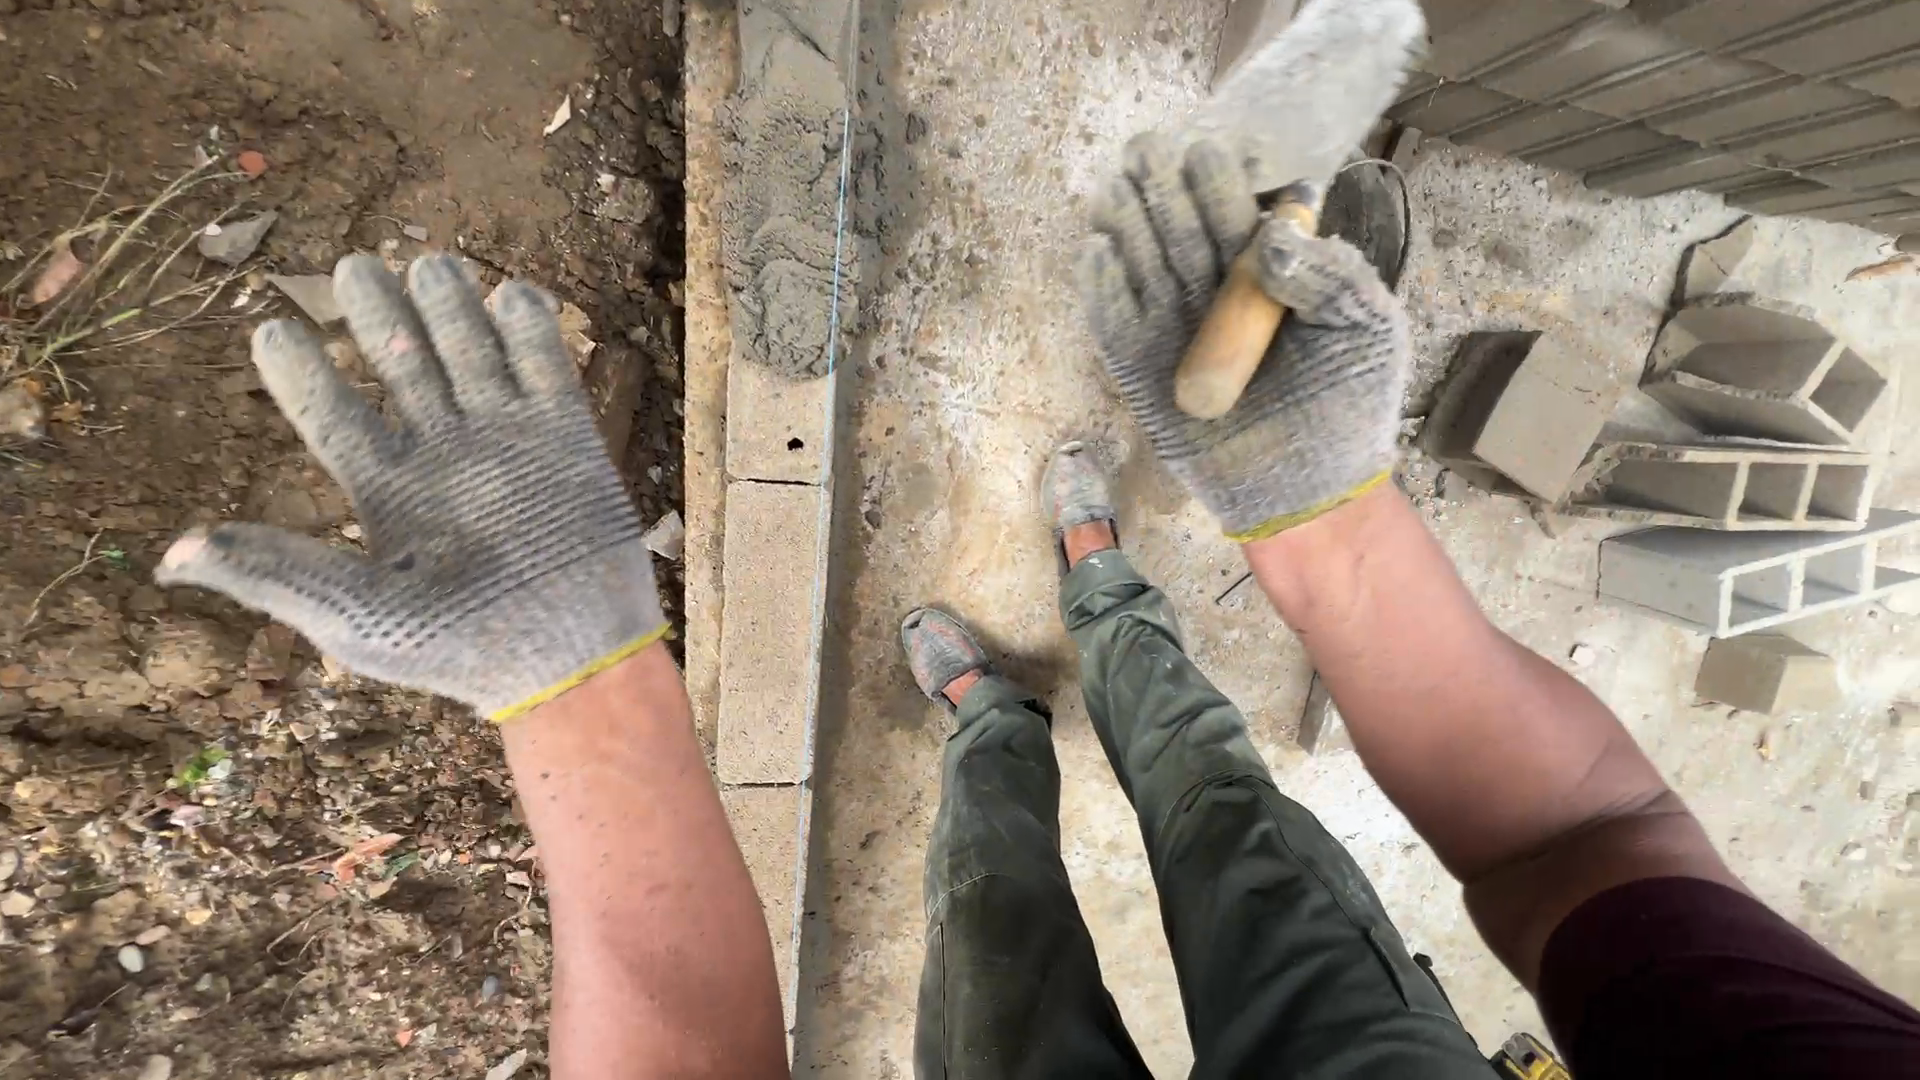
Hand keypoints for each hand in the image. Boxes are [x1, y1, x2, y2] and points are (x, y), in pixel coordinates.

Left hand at [157, 255, 666, 721]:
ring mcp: (510, 443)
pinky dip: (535, 334)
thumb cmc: (465, 647)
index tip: (274, 329)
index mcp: (387, 489)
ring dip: (453, 308)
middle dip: (381, 314)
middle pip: (404, 365)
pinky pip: (549, 374)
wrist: (571, 656)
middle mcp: (444, 455)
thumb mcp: (361, 617)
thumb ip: (282, 572)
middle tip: (360, 267)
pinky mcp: (570, 442)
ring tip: (431, 263)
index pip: (334, 415)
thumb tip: (174, 551)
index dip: (302, 372)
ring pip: (474, 355)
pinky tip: (516, 297)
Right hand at [1077, 134, 1411, 540]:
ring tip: (1116, 191)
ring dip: (1129, 231)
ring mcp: (1175, 338)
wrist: (1306, 489)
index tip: (1205, 150)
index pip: (1237, 222)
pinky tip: (1097, 253)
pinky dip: (1105, 294)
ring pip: (1145, 273)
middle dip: (1164, 196)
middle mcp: (1215, 301)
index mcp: (1269, 282)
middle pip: (1182, 238)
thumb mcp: (1364, 329)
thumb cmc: (1345, 408)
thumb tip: (1271, 234)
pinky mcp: (1143, 375)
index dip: (1220, 186)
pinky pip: (1117, 329)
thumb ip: (1329, 276)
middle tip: (1145, 152)